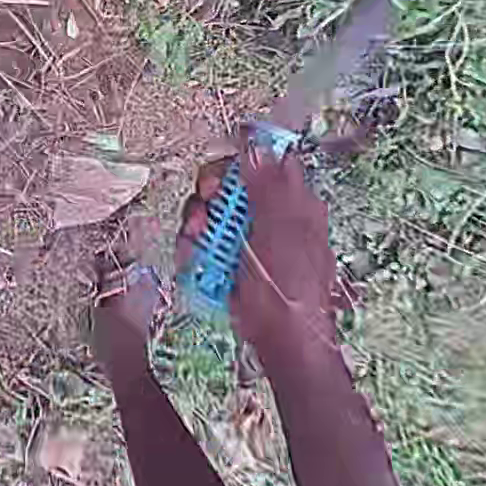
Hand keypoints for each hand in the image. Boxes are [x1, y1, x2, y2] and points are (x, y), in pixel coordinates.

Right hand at [177, 143, 338, 364]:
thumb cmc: (291, 284)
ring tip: (197, 235)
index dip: (243, 157)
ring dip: (197, 219)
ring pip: (209, 210)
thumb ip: (268, 187)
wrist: (281, 340)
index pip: (266, 162)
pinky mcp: (224, 257)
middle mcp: (267, 215)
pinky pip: (200, 239)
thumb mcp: (283, 230)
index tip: (224, 166)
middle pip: (229, 184)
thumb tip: (255, 144)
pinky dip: (192, 244)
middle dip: (211, 191)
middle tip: (208, 201)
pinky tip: (194, 254)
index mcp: (293, 203)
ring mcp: (244, 237)